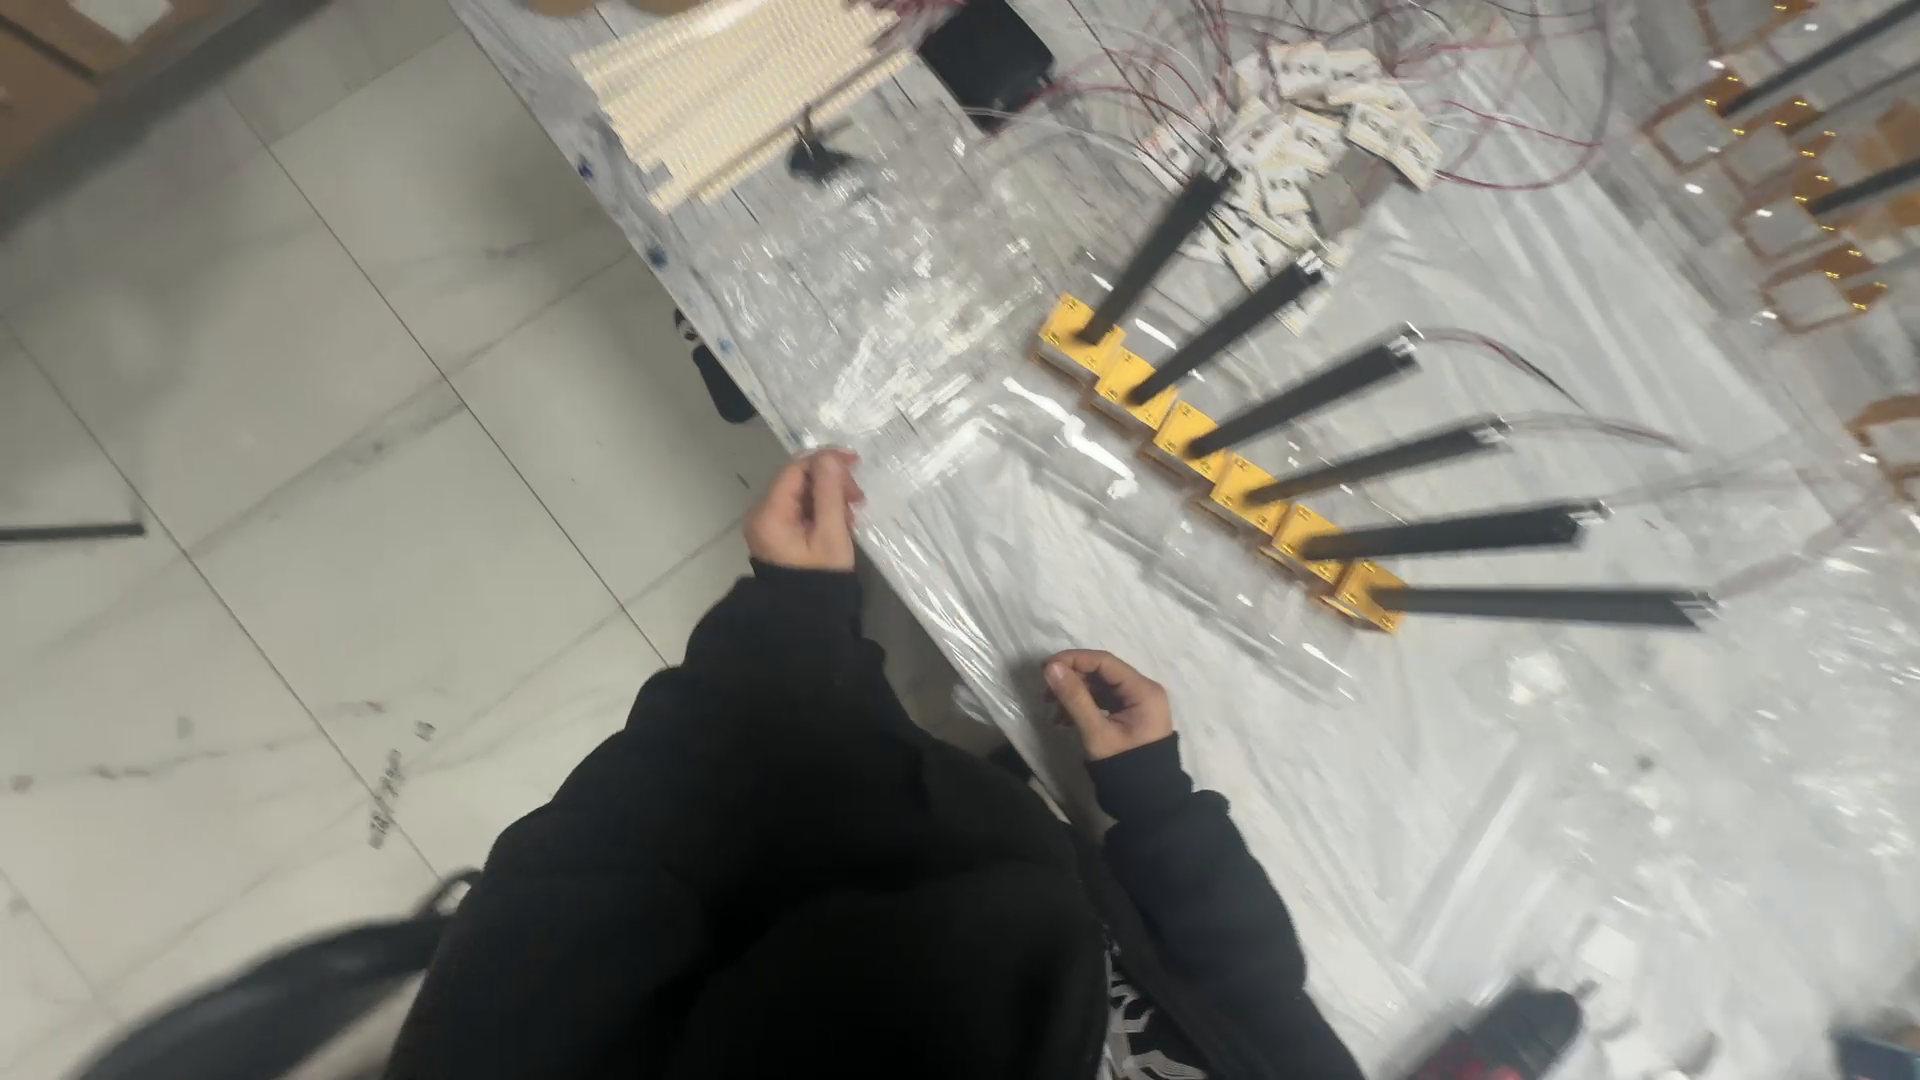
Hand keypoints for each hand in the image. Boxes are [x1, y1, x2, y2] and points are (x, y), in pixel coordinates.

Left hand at [744, 448, 864, 570]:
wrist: (807, 616)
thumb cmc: (821, 576)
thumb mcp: (831, 533)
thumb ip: (830, 492)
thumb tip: (830, 456)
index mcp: (770, 513)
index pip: (796, 469)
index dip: (825, 460)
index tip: (854, 463)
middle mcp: (762, 513)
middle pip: (798, 479)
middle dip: (830, 482)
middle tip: (857, 498)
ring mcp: (768, 524)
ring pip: (801, 493)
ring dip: (829, 496)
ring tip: (850, 516)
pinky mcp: (777, 532)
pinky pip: (799, 508)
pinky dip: (821, 509)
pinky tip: (839, 521)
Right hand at [1044, 650, 1172, 760]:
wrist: (1145, 800)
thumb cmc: (1124, 765)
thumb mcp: (1096, 732)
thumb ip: (1074, 698)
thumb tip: (1051, 667)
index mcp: (1143, 690)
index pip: (1104, 662)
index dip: (1074, 659)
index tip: (1046, 668)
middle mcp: (1143, 689)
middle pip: (1101, 672)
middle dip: (1071, 679)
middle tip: (1045, 690)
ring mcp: (1135, 702)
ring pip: (1098, 686)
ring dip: (1073, 693)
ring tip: (1051, 709)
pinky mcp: (1127, 713)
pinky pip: (1101, 699)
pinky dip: (1082, 705)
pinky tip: (1063, 719)